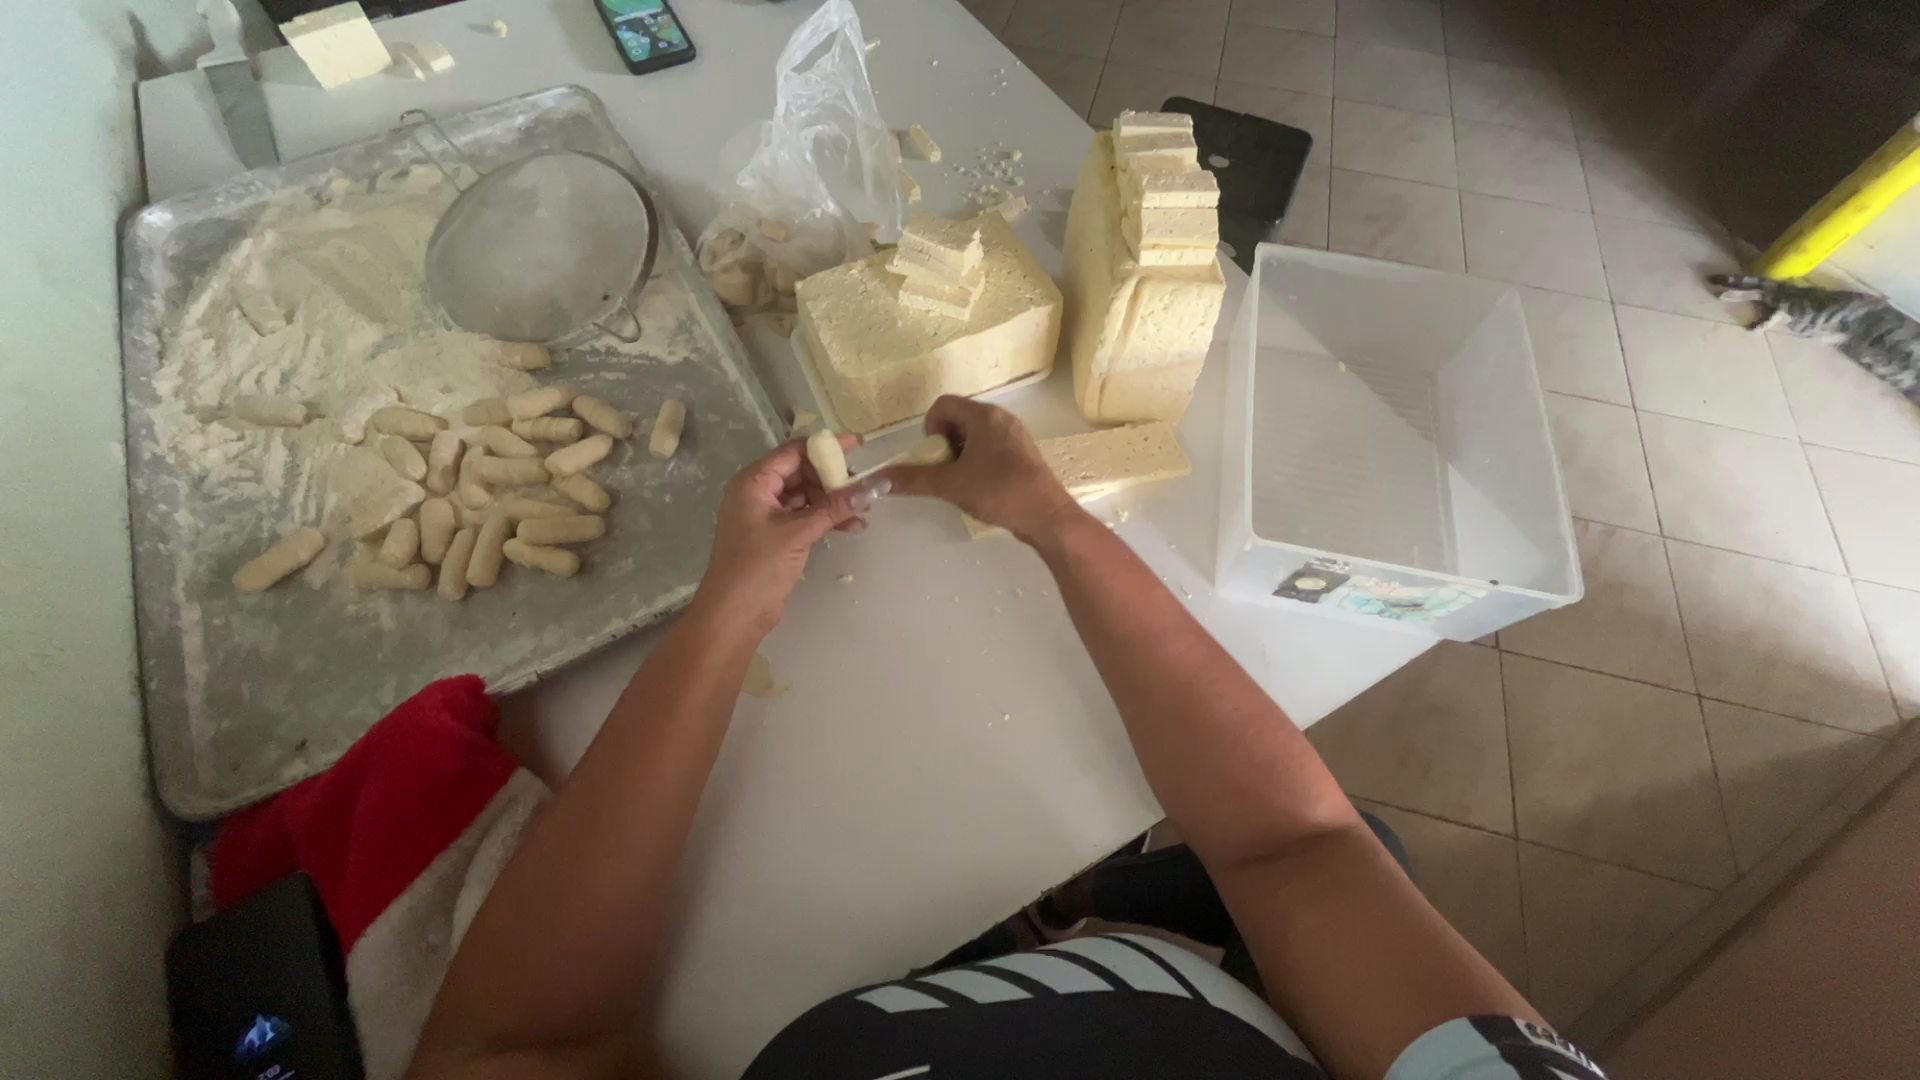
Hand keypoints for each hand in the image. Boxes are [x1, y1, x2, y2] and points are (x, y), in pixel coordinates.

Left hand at [691, 436, 874, 632]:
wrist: (734, 614)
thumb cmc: (757, 567)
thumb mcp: (798, 533)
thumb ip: (834, 508)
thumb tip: (871, 488)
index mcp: (753, 482)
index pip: (794, 452)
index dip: (826, 446)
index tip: (858, 445)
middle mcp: (758, 492)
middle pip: (802, 472)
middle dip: (833, 479)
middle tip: (863, 487)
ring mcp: (767, 514)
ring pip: (807, 496)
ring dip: (833, 502)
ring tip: (862, 512)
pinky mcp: (776, 535)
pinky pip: (806, 515)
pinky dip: (826, 519)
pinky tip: (851, 527)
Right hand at [880, 395, 1076, 544]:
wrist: (1047, 516)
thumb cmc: (999, 492)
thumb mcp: (950, 485)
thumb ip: (913, 479)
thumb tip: (878, 481)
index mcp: (984, 416)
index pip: (943, 405)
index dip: (930, 428)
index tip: (934, 456)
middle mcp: (1001, 417)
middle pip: (958, 418)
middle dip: (945, 443)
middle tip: (947, 471)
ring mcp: (1015, 434)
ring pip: (975, 434)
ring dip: (961, 454)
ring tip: (963, 481)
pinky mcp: (1023, 452)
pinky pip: (991, 446)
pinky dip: (979, 460)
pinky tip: (983, 486)